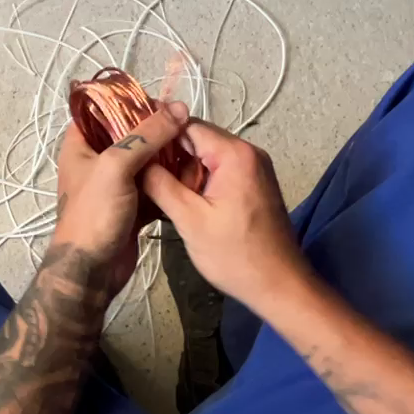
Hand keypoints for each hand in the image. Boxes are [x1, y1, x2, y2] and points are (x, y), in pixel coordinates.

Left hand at [52, 101, 190, 298]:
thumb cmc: (94, 213)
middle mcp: (95, 160)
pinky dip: (169, 180)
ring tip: (192, 146)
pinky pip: (153, 184)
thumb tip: (179, 108)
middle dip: (155, 130)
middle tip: (184, 124)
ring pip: (144, 160)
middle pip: (129, 135)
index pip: (102, 110)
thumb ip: (147, 135)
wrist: (92, 271)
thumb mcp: (117, 166)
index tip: (160, 100)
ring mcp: (114, 184)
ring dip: (166, 155)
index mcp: (80, 144)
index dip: (128, 102)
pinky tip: (190, 174)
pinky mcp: (131, 205)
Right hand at [141, 120, 308, 314]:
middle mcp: (248, 151)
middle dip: (171, 154)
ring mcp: (255, 166)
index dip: (157, 134)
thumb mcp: (190, 220)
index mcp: (234, 154)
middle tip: (144, 173)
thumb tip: (136, 160)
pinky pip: (220, 167)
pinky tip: (186, 198)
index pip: (186, 125)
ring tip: (162, 188)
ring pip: (207, 153)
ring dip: (185, 168)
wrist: (281, 288)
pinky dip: (201, 178)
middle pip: (197, 137)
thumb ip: (160, 184)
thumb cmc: (236, 256)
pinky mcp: (255, 181)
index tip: (133, 148)